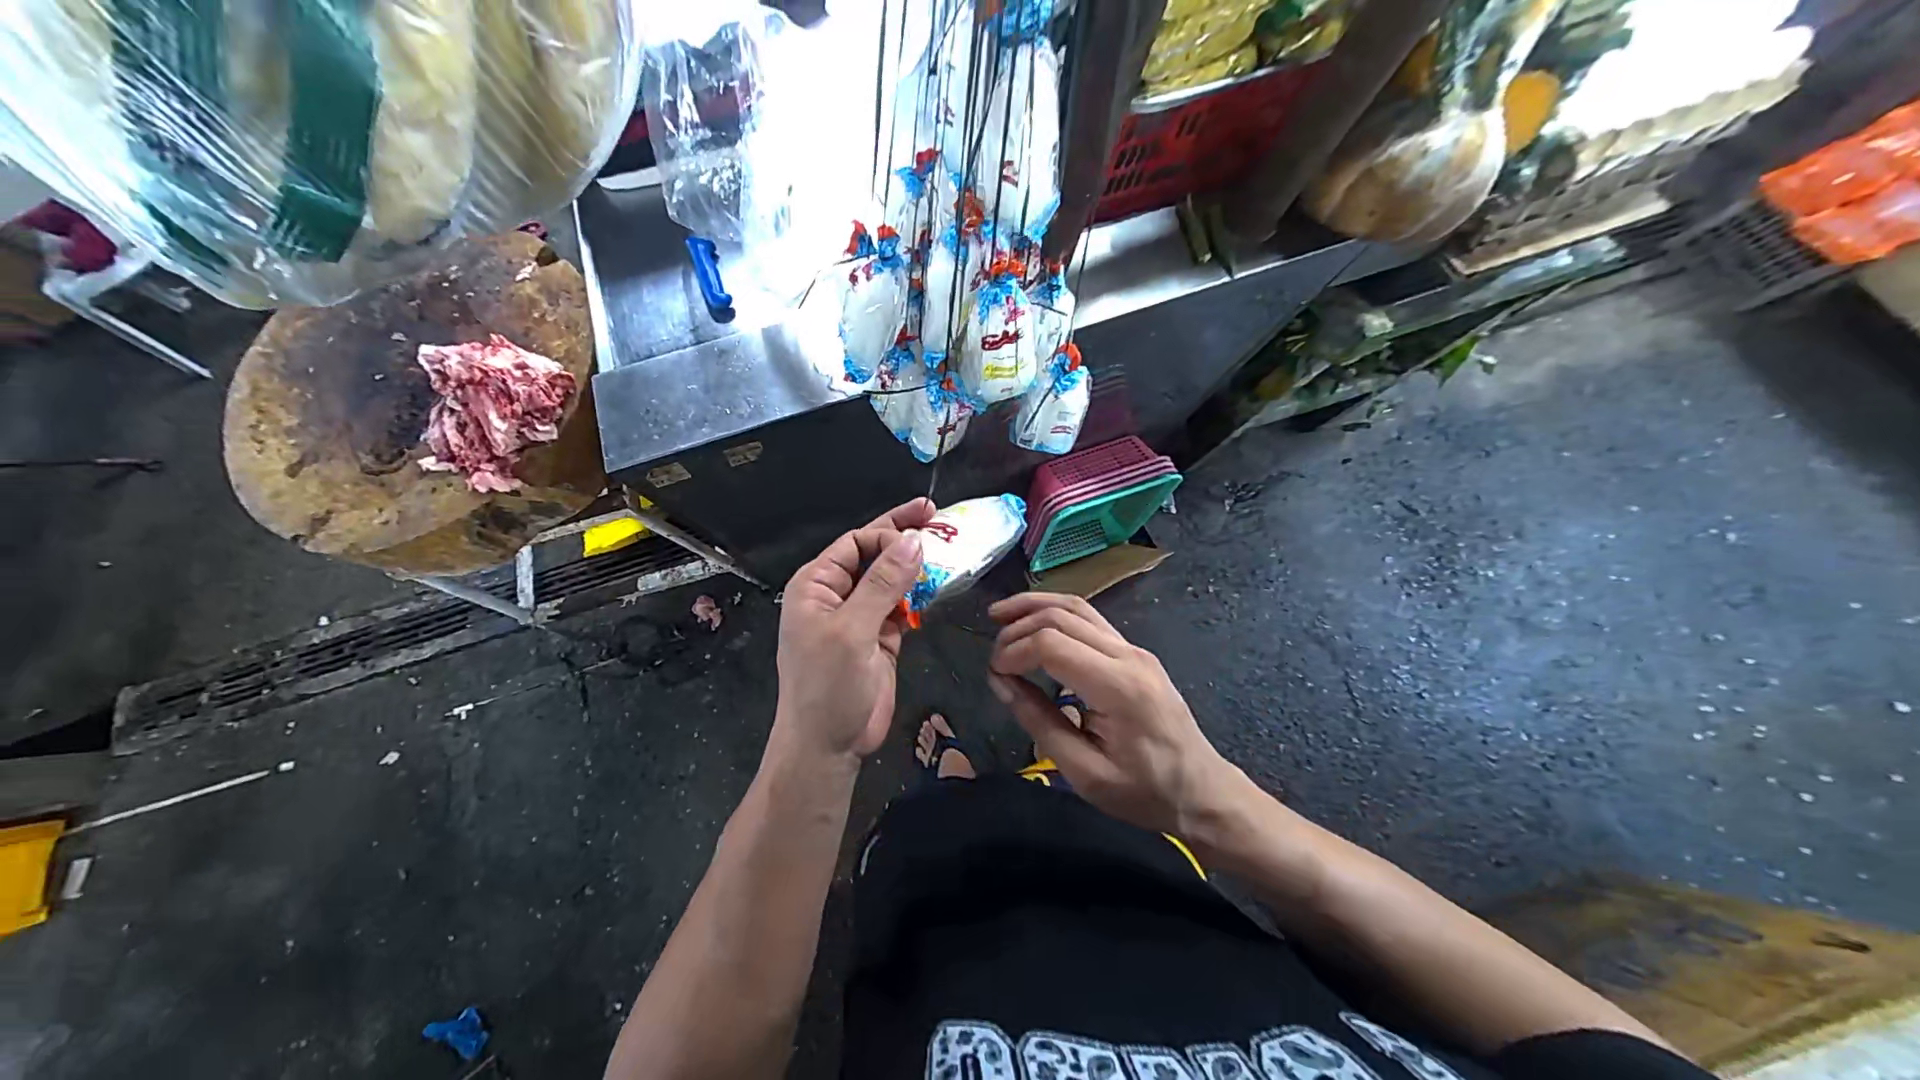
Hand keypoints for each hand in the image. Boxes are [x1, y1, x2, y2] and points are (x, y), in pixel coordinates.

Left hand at [773, 498, 935, 765]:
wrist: (828, 745)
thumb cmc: (828, 686)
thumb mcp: (853, 631)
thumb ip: (883, 584)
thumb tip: (913, 540)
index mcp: (817, 585)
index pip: (855, 543)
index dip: (887, 535)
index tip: (921, 541)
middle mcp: (837, 595)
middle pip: (873, 554)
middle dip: (902, 536)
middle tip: (936, 513)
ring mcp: (860, 616)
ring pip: (891, 579)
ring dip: (915, 566)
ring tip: (947, 549)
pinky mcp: (880, 637)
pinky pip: (901, 605)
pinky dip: (919, 596)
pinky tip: (938, 586)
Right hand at [986, 593, 1249, 837]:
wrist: (1201, 791)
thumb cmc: (1144, 792)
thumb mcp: (1085, 772)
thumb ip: (1040, 722)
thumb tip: (1000, 682)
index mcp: (1118, 686)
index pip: (1052, 644)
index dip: (1013, 652)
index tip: (994, 675)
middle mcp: (1128, 655)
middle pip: (1062, 617)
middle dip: (1018, 628)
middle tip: (992, 656)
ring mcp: (1134, 649)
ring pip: (1077, 607)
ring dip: (1035, 607)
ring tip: (999, 615)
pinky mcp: (1134, 653)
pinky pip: (1090, 619)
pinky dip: (1055, 614)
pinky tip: (1033, 622)